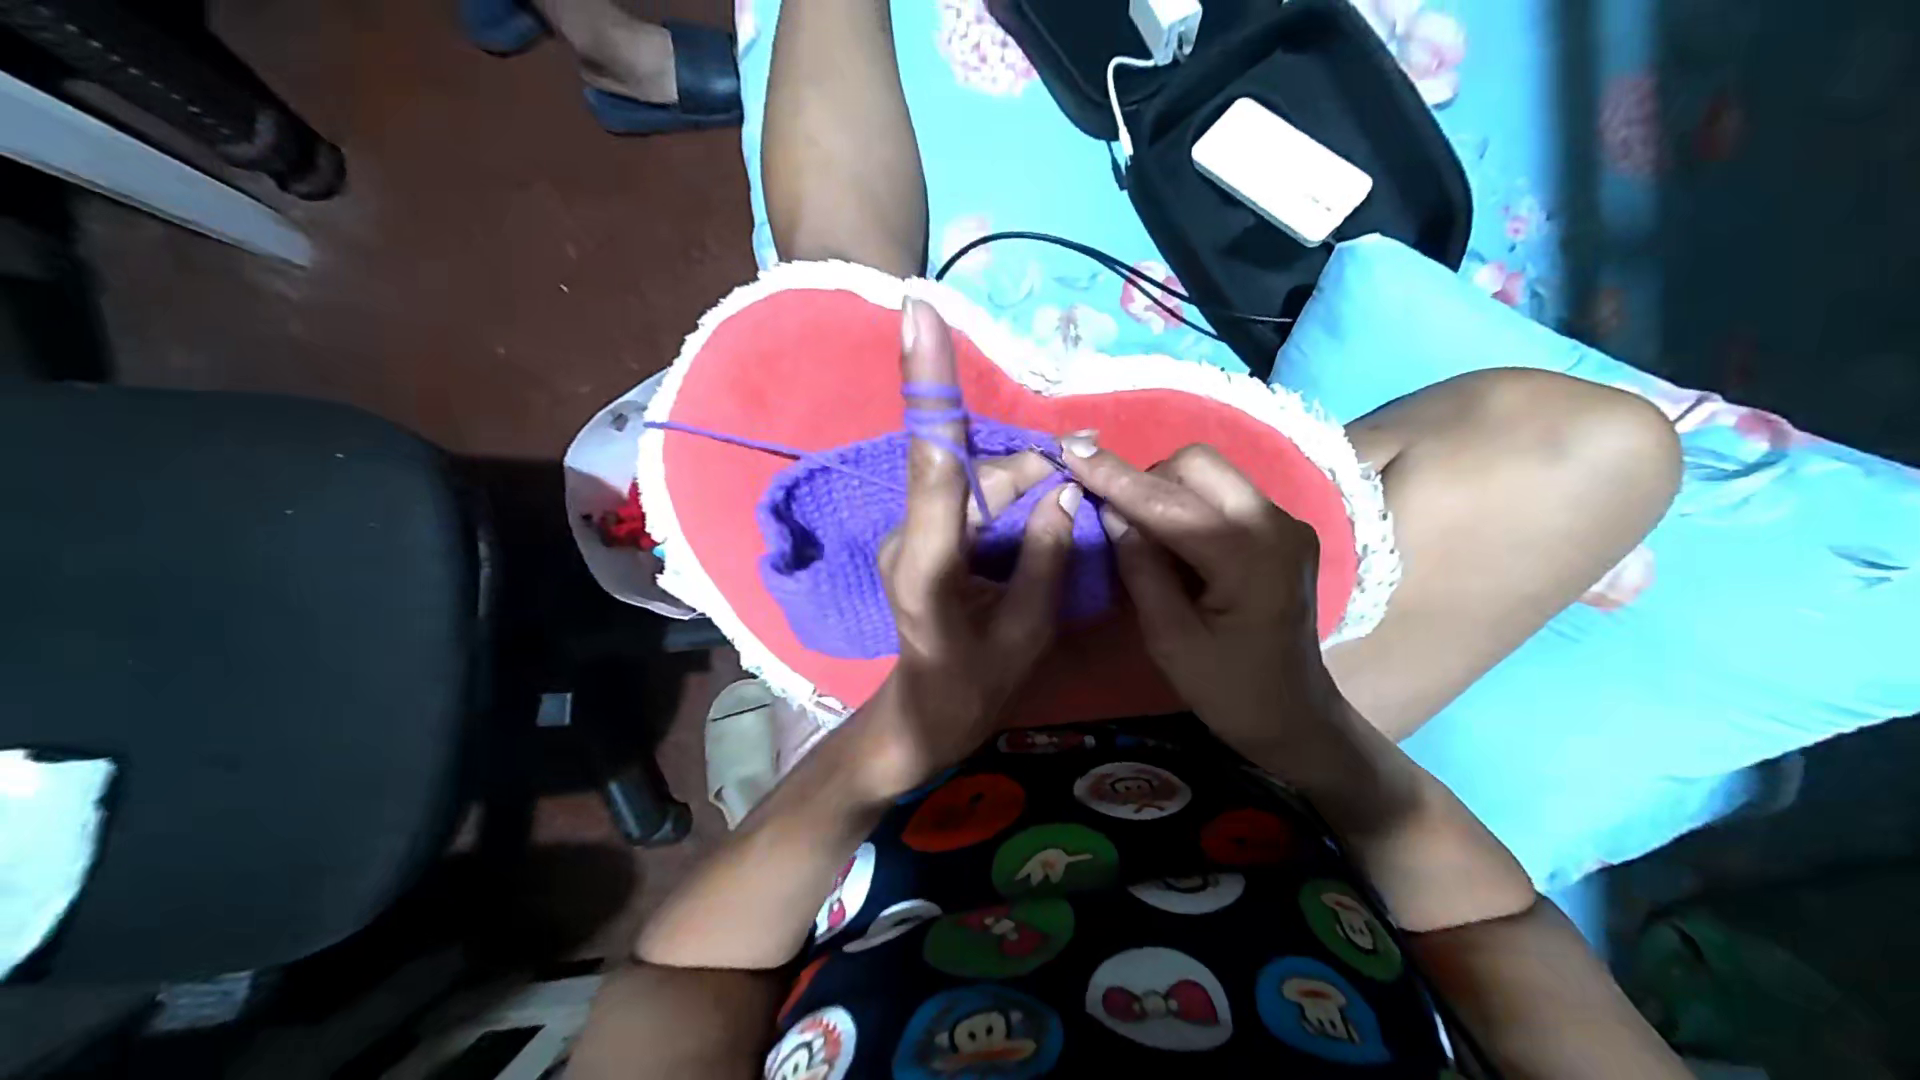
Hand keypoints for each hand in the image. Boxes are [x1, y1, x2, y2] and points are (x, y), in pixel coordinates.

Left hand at [852, 299, 1080, 797]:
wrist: (924, 715)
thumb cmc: (972, 688)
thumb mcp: (1025, 636)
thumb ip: (1045, 561)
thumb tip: (1065, 492)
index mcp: (930, 564)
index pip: (932, 460)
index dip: (927, 382)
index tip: (918, 310)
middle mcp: (912, 533)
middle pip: (976, 470)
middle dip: (1031, 479)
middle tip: (1072, 511)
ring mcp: (913, 530)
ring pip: (978, 481)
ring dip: (1023, 496)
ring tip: (1050, 537)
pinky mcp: (922, 531)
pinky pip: (971, 497)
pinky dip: (1008, 503)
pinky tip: (1030, 532)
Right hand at [1062, 440, 1333, 754]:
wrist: (1294, 716)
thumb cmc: (1227, 690)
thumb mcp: (1169, 638)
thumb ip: (1139, 567)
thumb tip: (1110, 511)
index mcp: (1248, 556)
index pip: (1167, 501)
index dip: (1114, 477)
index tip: (1070, 453)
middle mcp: (1275, 523)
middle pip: (1197, 464)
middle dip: (1147, 480)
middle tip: (1118, 520)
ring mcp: (1284, 522)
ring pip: (1210, 473)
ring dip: (1166, 490)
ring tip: (1145, 536)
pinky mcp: (1281, 529)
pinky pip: (1223, 493)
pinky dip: (1187, 504)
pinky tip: (1175, 543)